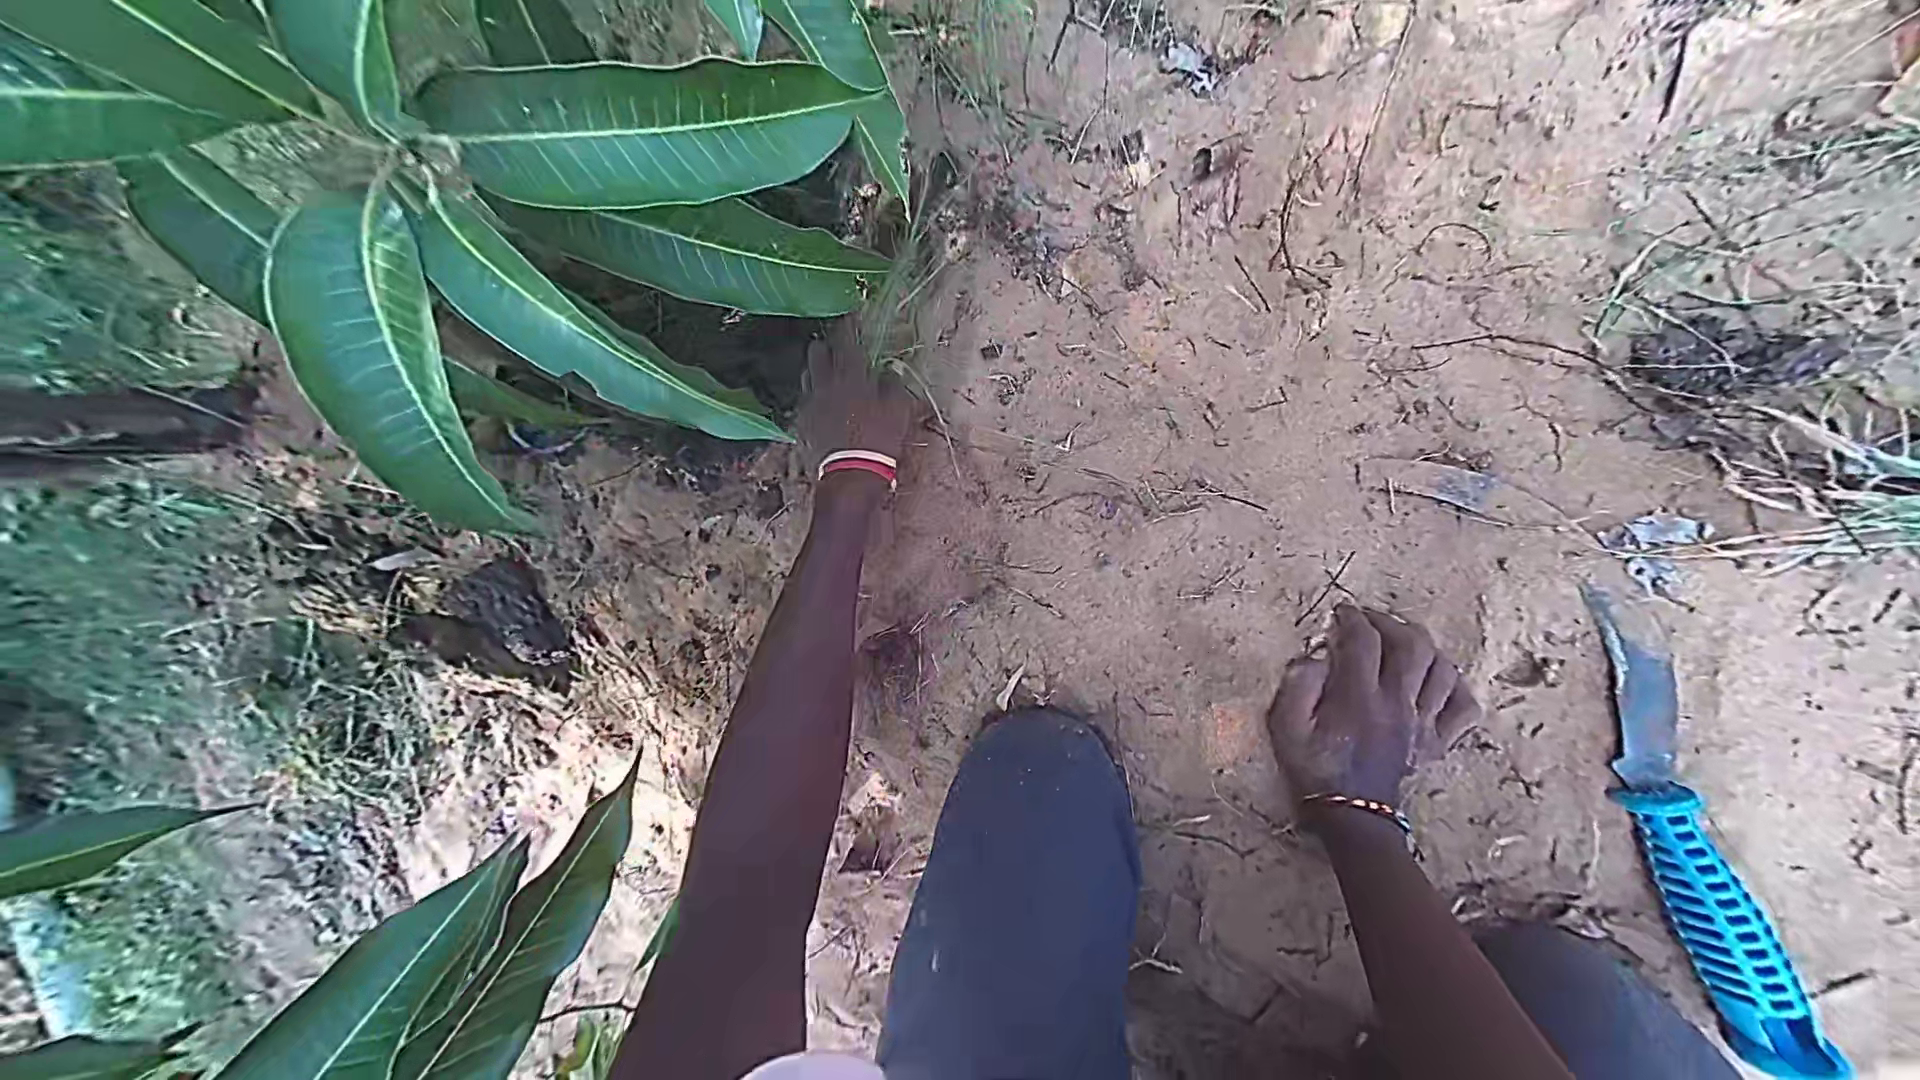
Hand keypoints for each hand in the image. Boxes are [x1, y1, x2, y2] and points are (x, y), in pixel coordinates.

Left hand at [797, 318, 913, 467]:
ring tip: (831, 374)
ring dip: (818, 369)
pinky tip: (824, 401)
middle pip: (817, 350)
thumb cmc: (879, 438)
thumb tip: (889, 372)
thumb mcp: (898, 409)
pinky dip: (815, 394)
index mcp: (849, 374)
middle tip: (839, 349)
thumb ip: (893, 384)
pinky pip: (806, 398)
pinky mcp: (804, 420)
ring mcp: (811, 401)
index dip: (848, 323)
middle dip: (827, 345)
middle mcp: (824, 381)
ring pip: (808, 373)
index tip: (851, 315)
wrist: (852, 473)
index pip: (844, 338)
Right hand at [1265, 605, 1480, 815]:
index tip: (1340, 611)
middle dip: (1390, 622)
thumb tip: (1315, 657)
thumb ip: (1298, 686)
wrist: (1350, 815)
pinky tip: (1435, 678)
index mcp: (1359, 697)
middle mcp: (1398, 704)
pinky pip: (1464, 706)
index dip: (1353, 619)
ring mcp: (1424, 723)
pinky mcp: (1437, 741)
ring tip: (1401, 640)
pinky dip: (1455, 685)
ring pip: (1443, 669)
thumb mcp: (1285, 726)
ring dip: (1424, 646)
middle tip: (1369, 619)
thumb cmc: (1313, 767)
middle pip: (1412, 646)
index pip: (1364, 642)